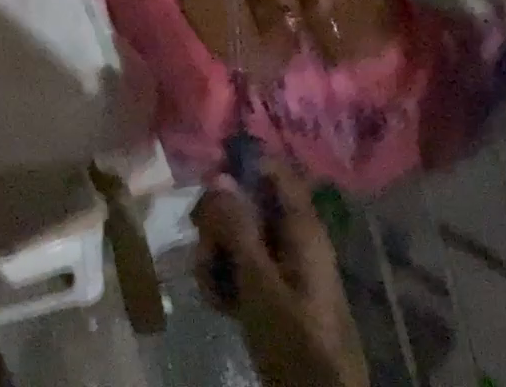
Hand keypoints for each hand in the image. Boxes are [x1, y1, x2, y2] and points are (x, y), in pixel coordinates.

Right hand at [193, 165, 367, 386]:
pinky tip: (220, 305)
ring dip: (216, 256)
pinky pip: (243, 267)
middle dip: (217, 224)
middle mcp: (294, 237)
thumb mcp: (259, 283)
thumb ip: (237, 228)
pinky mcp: (274, 290)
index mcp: (301, 227)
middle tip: (204, 251)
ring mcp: (284, 264)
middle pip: (247, 205)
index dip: (239, 167)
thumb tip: (217, 174)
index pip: (272, 170)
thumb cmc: (295, 338)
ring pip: (239, 238)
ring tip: (210, 288)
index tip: (205, 182)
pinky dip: (226, 279)